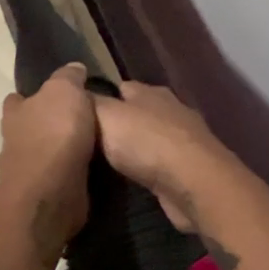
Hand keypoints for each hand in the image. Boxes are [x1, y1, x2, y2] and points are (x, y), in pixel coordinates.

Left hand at [0, 64, 95, 262]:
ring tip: (90, 145)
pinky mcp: (42, 194)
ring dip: (60, 152)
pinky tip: (90, 169)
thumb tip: (74, 68)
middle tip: (78, 120)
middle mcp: (14, 141)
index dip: (31, 96)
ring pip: (42, 154)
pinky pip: (57, 178)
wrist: (51, 193)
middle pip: (29, 128)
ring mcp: (26, 171)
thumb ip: (69, 78)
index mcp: (16, 113)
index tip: (53, 96)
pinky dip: (69, 173)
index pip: (16, 99)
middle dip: (47, 126)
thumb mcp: (66, 92)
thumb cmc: (54, 134)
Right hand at [92, 82, 235, 233]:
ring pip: (149, 138)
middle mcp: (168, 109)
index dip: (99, 98)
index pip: (120, 87)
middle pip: (136, 112)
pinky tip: (132, 178)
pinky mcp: (188, 166)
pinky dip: (147, 168)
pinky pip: (159, 162)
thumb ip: (90, 104)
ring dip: (133, 147)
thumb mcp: (106, 117)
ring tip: (104, 162)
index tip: (78, 113)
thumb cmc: (147, 143)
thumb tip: (75, 91)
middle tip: (87, 141)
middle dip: (116, 123)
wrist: (193, 182)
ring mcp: (182, 138)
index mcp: (150, 91)